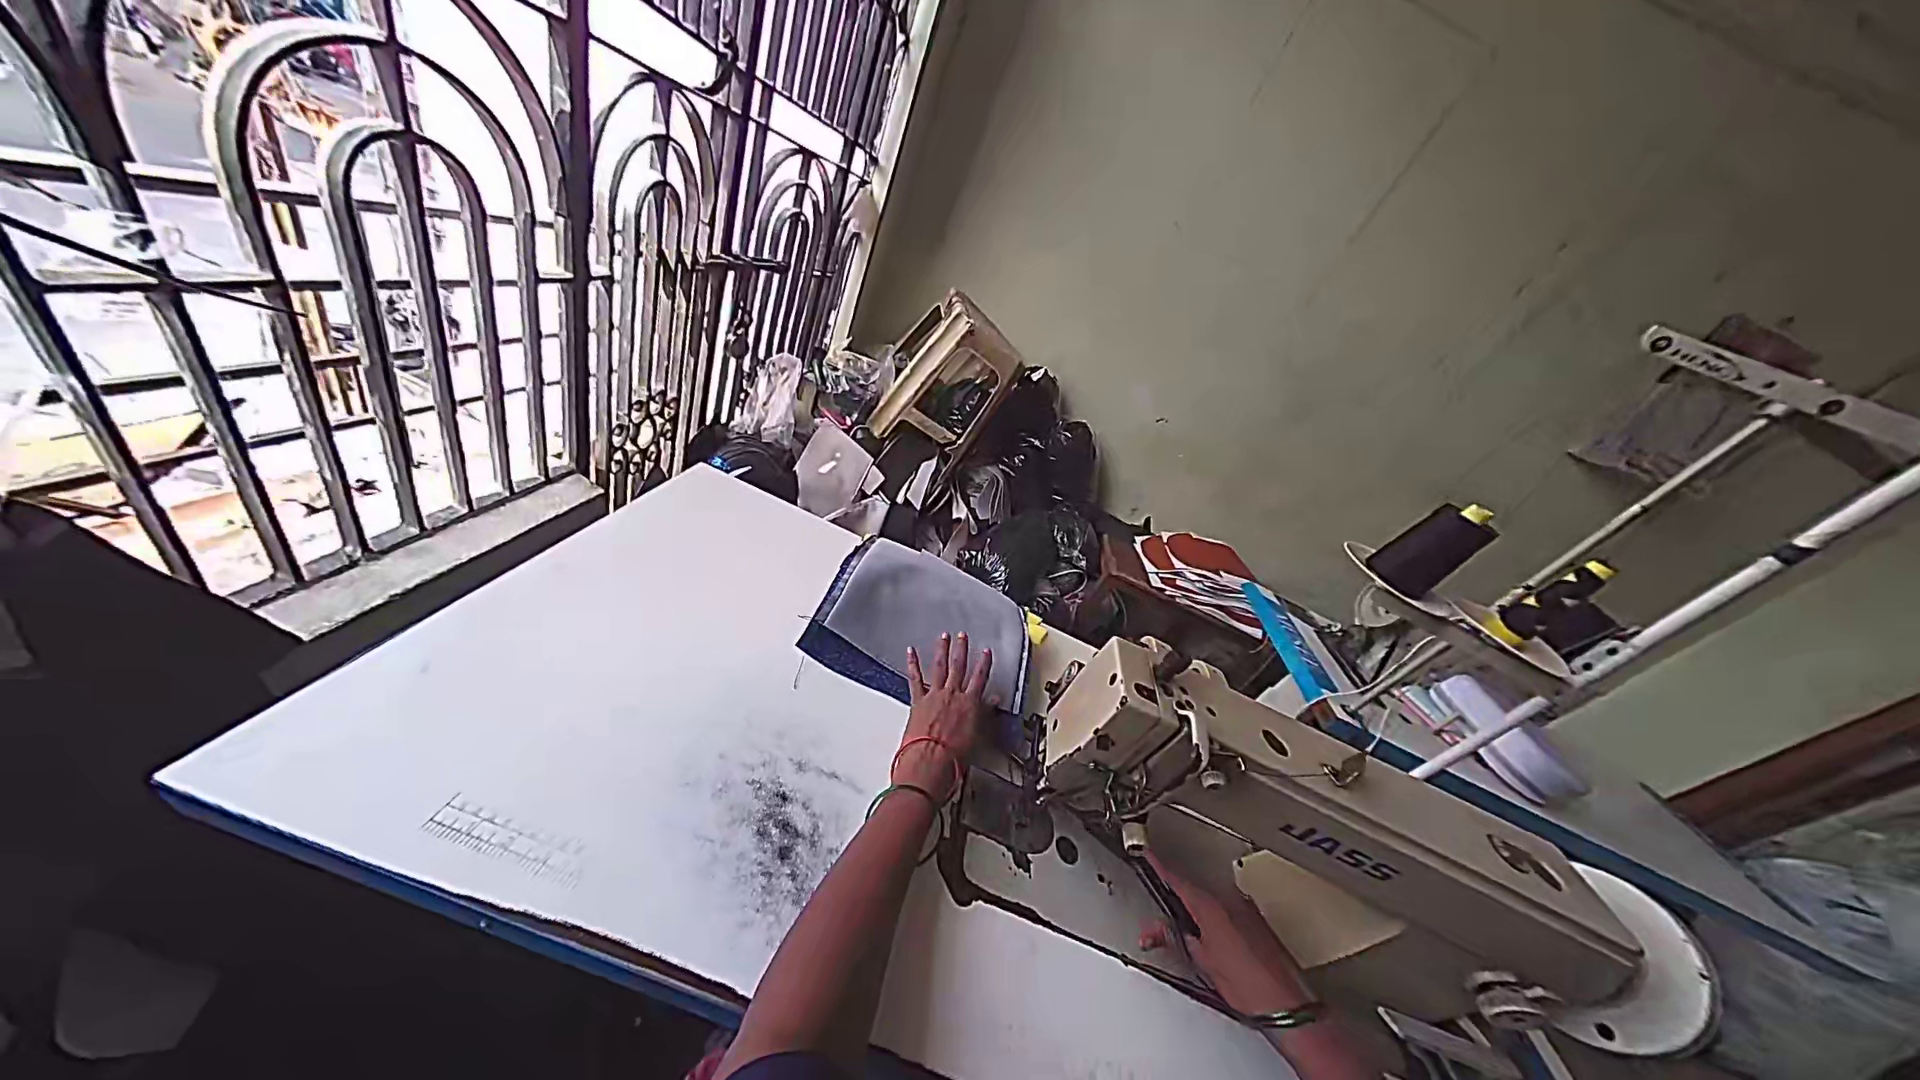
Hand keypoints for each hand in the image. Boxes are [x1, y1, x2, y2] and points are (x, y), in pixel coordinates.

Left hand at [896, 633, 993, 802]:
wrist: (931, 760)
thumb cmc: (954, 756)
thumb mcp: (977, 736)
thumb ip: (984, 715)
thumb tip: (992, 704)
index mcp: (970, 704)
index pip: (980, 678)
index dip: (984, 663)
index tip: (986, 652)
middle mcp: (952, 695)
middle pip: (959, 666)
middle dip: (962, 649)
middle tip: (962, 635)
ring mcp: (934, 695)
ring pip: (940, 667)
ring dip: (942, 650)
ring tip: (944, 637)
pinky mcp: (918, 701)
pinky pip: (915, 678)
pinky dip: (913, 664)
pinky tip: (911, 652)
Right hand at [1139, 851, 1313, 1015]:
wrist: (1289, 1007)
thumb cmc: (1251, 988)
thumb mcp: (1202, 962)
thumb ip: (1174, 938)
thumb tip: (1155, 930)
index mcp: (1211, 907)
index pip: (1176, 880)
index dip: (1158, 868)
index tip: (1146, 856)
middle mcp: (1229, 901)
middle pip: (1192, 893)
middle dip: (1175, 903)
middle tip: (1162, 922)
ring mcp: (1245, 909)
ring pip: (1210, 902)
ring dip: (1197, 914)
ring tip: (1193, 940)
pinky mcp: (1256, 921)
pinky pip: (1227, 911)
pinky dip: (1216, 920)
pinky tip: (1217, 943)